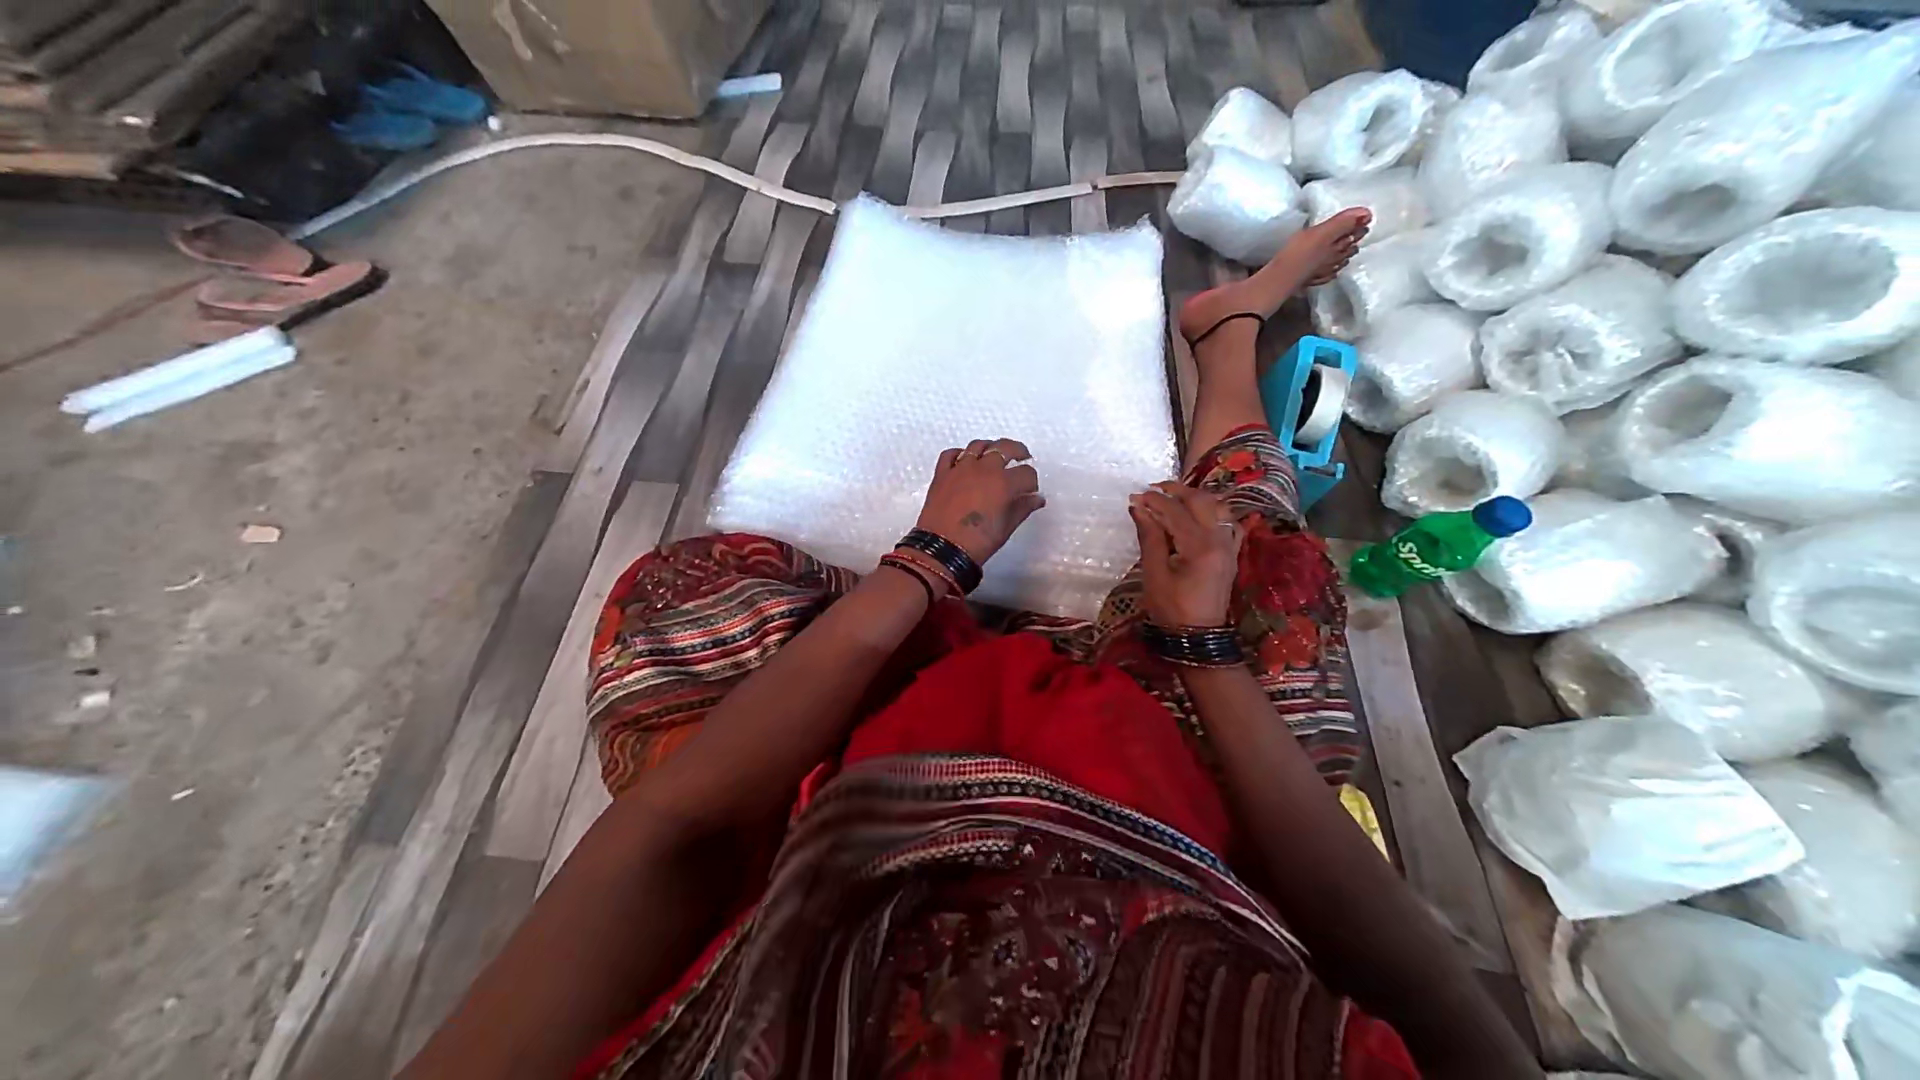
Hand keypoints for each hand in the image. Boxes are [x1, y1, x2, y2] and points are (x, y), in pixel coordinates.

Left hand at [915, 438, 1044, 563]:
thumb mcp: (1007, 527)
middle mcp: (983, 468)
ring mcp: (960, 468)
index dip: (1032, 482)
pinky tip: (965, 462)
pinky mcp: (942, 473)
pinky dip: (960, 454)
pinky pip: (951, 454)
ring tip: (994, 457)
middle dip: (1018, 451)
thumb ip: (1023, 508)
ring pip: (978, 445)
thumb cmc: (979, 541)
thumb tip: (1037, 498)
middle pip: (1005, 447)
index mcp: (1004, 482)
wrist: (943, 548)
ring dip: (990, 449)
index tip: (1030, 491)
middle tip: (1022, 457)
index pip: (1026, 473)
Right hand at [1129, 482, 1241, 626]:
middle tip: (1153, 489)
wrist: (1198, 637)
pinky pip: (1229, 523)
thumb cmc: (1171, 608)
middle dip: (1176, 491)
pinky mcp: (1232, 553)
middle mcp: (1220, 540)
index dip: (1154, 501)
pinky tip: (1200, 514)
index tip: (1135, 496)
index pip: (1175, 511)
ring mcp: (1230, 546)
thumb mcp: (1154, 573)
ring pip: (1218, 508)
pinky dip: (1214, 512)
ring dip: (1196, 498)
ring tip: (1174, 497)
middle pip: (1201, 501)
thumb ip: (1150, 537)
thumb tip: (1139, 507)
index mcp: (1200, 546)